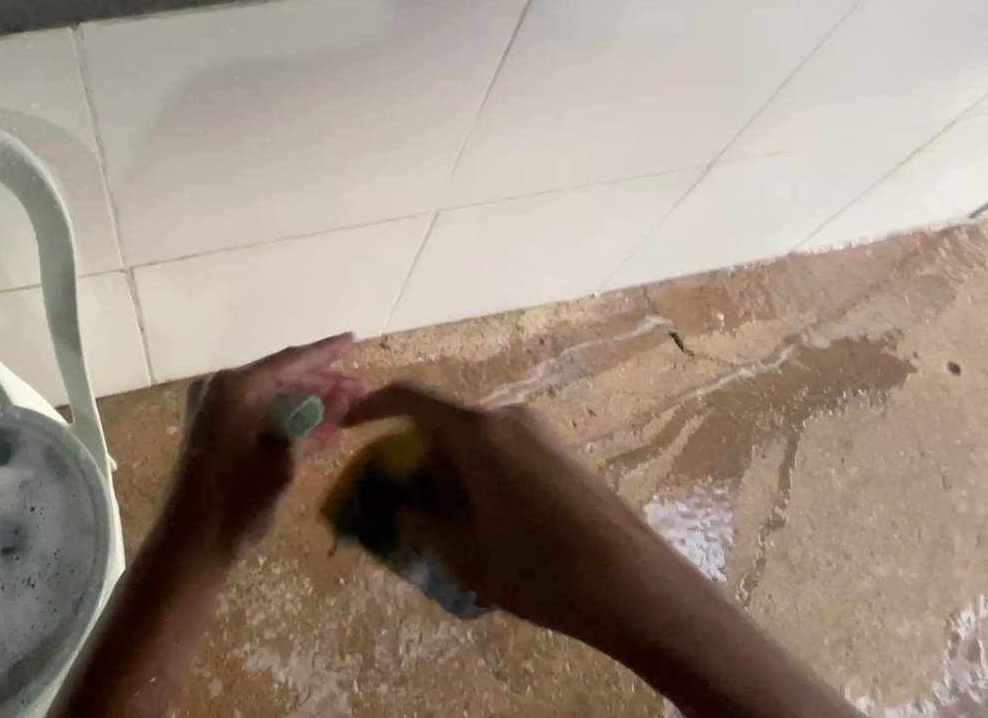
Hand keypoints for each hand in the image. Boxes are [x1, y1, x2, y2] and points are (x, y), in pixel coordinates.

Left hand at [160, 334, 365, 561]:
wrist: (190, 544)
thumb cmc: (236, 503)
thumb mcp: (283, 462)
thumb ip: (311, 423)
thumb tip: (342, 400)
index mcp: (234, 388)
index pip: (289, 361)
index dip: (325, 352)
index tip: (352, 339)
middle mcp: (221, 388)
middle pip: (282, 377)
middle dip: (322, 384)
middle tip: (360, 390)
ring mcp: (215, 408)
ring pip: (273, 397)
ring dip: (309, 403)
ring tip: (350, 409)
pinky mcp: (215, 429)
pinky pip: (260, 414)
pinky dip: (288, 420)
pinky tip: (324, 430)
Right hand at [346, 383, 703, 652]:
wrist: (641, 590)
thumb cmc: (543, 569)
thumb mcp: (467, 555)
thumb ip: (421, 525)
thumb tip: (402, 511)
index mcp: (477, 431)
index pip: (409, 397)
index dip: (371, 405)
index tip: (346, 424)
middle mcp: (506, 418)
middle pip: (441, 419)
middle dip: (410, 450)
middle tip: (394, 491)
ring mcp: (539, 433)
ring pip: (472, 437)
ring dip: (445, 464)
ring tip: (436, 513)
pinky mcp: (560, 453)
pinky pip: (500, 448)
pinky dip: (475, 470)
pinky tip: (481, 517)